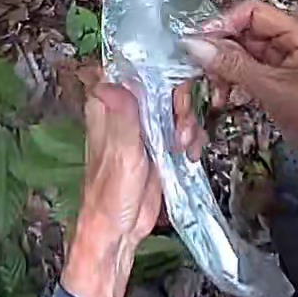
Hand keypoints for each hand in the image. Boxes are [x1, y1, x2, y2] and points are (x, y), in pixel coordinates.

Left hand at [62, 83, 199, 296]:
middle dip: (178, 102)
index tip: (172, 84)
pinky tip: (188, 155)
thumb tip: (113, 82)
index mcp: (106, 103)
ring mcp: (143, 124)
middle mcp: (124, 107)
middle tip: (180, 126)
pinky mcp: (159, 140)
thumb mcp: (120, 152)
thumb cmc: (111, 193)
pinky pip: (182, 126)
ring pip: (175, 103)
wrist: (119, 230)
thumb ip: (122, 116)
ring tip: (183, 147)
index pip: (132, 66)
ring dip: (187, 123)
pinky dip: (191, 138)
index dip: (156, 67)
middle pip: (161, 82)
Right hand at [180, 0, 297, 217]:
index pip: (254, 13)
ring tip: (216, 94)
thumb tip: (194, 44)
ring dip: (227, 72)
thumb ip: (234, 65)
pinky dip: (237, 85)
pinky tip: (226, 100)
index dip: (223, 24)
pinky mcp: (285, 88)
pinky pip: (253, 76)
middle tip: (200, 73)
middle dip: (222, 52)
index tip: (196, 44)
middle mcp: (296, 44)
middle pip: (248, 34)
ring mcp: (290, 67)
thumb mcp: (275, 90)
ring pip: (247, 57)